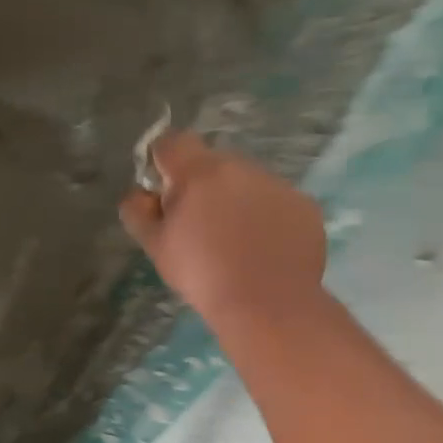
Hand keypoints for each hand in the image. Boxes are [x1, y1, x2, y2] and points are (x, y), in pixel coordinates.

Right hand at [117, 132, 327, 324]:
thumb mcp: (153, 244)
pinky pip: (272, 198)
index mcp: (199, 173)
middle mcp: (242, 169)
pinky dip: (261, 213)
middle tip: (192, 220)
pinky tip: (257, 245)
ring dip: (231, 196)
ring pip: (244, 179)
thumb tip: (141, 193)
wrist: (267, 301)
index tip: (160, 187)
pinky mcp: (305, 205)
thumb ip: (137, 210)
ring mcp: (278, 185)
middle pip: (211, 160)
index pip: (173, 141)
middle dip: (198, 182)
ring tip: (228, 236)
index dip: (162, 159)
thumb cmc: (200, 271)